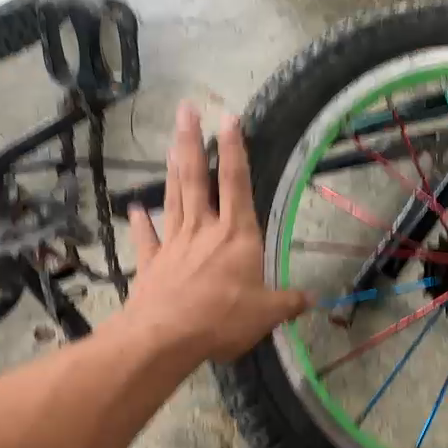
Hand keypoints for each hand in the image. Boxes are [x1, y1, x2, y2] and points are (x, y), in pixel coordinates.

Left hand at [123, 104, 308, 362]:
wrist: (165, 337)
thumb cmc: (222, 319)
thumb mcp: (267, 315)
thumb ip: (288, 302)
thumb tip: (312, 298)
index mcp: (237, 236)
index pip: (237, 183)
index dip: (234, 150)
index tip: (228, 118)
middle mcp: (204, 230)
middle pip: (196, 178)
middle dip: (192, 142)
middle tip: (185, 109)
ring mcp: (174, 244)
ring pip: (173, 197)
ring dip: (172, 169)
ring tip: (170, 143)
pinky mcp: (152, 264)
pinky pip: (147, 238)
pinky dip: (141, 222)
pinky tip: (135, 208)